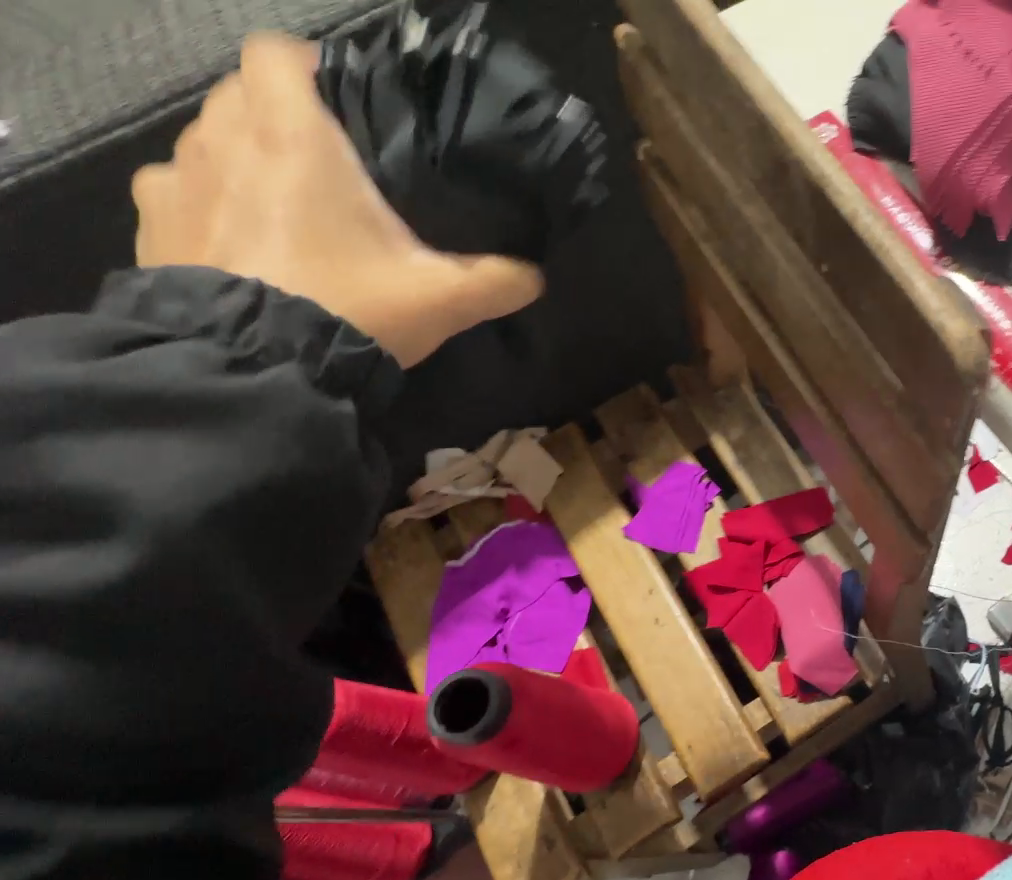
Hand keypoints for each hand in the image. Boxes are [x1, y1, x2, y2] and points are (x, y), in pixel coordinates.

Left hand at [132, 33, 542, 366]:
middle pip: (243, 95)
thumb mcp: (444, 298)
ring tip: (286, 208)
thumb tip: (535, 276)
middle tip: (333, 167)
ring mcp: (176, 180)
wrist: (254, 368)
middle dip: (282, 119)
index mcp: (292, 136)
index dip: (311, 69)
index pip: (279, 54)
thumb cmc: (352, 307)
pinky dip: (207, 204)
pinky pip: (178, 192)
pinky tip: (242, 244)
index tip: (347, 106)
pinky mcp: (151, 224)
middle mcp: (221, 140)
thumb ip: (498, 279)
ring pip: (209, 141)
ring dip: (243, 160)